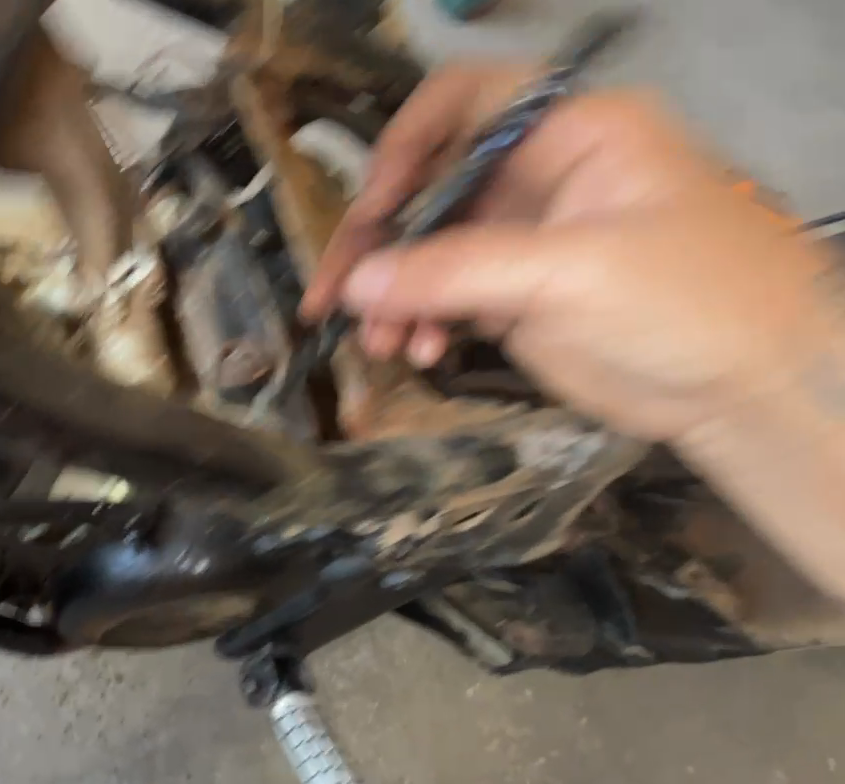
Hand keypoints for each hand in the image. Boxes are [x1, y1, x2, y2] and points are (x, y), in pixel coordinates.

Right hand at [301, 64, 839, 444]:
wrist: (744, 387)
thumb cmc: (693, 303)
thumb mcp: (572, 275)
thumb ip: (455, 273)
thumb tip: (354, 283)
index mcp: (568, 136)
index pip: (461, 104)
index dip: (403, 148)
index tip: (371, 212)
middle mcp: (532, 178)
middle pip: (418, 190)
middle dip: (370, 246)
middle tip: (330, 299)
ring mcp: (512, 239)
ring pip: (414, 252)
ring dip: (383, 298)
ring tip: (379, 344)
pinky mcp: (501, 294)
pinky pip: (430, 298)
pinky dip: (412, 325)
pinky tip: (420, 353)